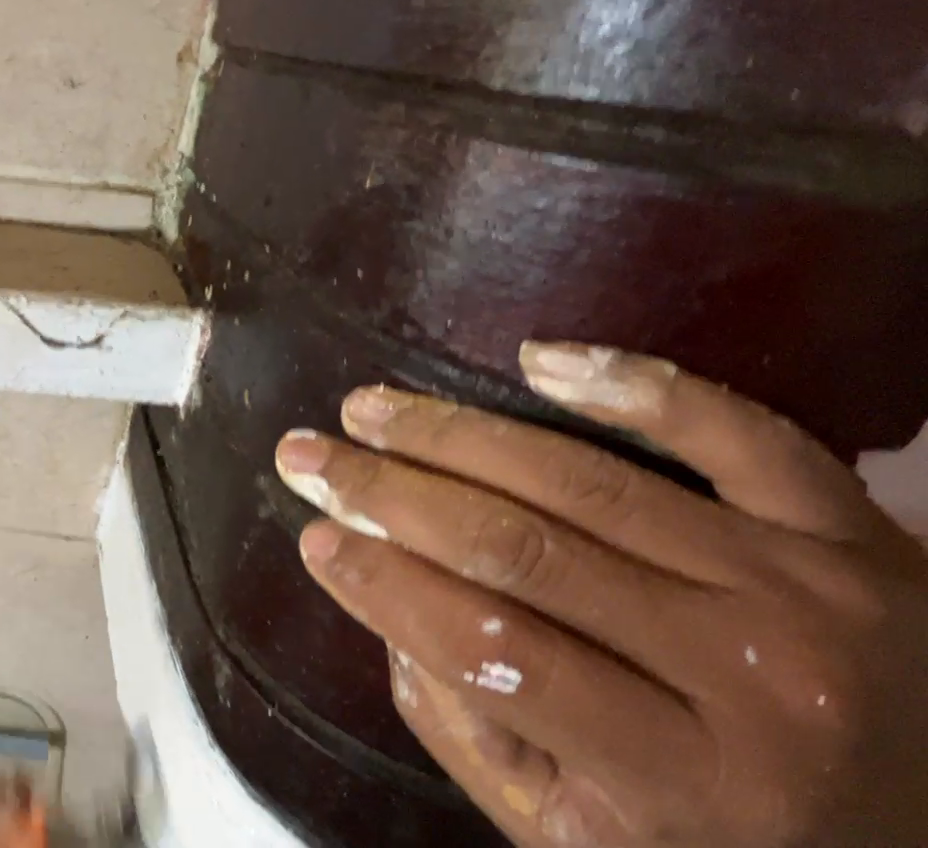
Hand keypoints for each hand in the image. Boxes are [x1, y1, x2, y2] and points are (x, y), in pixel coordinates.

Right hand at [275, 341, 927, 846]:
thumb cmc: (726, 843)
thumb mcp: (582, 840)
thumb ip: (472, 735)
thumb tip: (383, 607)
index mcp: (688, 783)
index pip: (493, 651)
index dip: (385, 585)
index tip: (310, 537)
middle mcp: (758, 676)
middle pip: (524, 550)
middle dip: (388, 492)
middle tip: (306, 456)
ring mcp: (813, 588)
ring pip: (591, 481)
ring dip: (455, 433)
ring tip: (367, 408)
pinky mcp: (852, 527)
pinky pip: (734, 431)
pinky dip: (631, 385)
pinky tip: (534, 359)